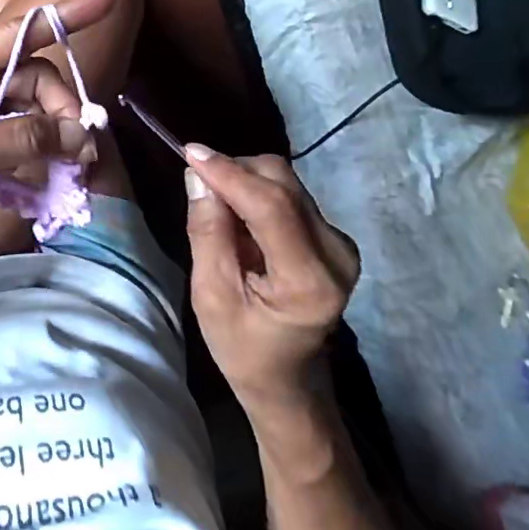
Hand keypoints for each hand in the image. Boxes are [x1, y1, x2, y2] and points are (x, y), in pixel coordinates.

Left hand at [0, 0, 114, 268]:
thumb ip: (23, 137)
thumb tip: (82, 135)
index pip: (15, 34)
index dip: (63, 17)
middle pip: (32, 79)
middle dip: (60, 108)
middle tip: (81, 149)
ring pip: (33, 111)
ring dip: (57, 137)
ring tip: (74, 169)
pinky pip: (24, 140)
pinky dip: (42, 157)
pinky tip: (52, 182)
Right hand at [184, 148, 358, 416]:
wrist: (286, 378)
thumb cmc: (242, 346)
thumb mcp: (210, 295)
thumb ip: (207, 233)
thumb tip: (198, 176)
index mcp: (309, 280)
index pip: (270, 206)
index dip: (228, 172)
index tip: (189, 151)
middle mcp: (336, 254)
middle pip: (282, 183)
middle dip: (234, 170)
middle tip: (195, 181)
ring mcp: (339, 243)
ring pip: (286, 182)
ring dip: (243, 179)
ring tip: (214, 203)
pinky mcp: (332, 237)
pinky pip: (288, 194)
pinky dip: (255, 192)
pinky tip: (236, 214)